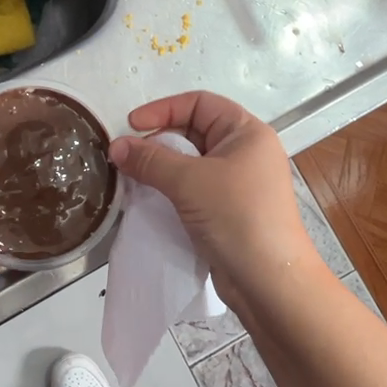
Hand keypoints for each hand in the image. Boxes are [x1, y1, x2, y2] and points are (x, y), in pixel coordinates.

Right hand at [108, 91, 315, 288]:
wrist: (270, 283)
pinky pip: (192, 189)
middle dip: (158, 140)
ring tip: (131, 177)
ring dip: (160, 168)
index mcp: (246, 132)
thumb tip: (116, 146)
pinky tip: (147, 199)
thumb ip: (150, 160)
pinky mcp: (227, 211)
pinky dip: (169, 190)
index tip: (131, 125)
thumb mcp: (189, 182)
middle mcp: (244, 152)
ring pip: (190, 163)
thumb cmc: (238, 218)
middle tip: (127, 155)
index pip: (199, 103)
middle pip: (193, 132)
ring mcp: (237, 184)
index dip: (163, 109)